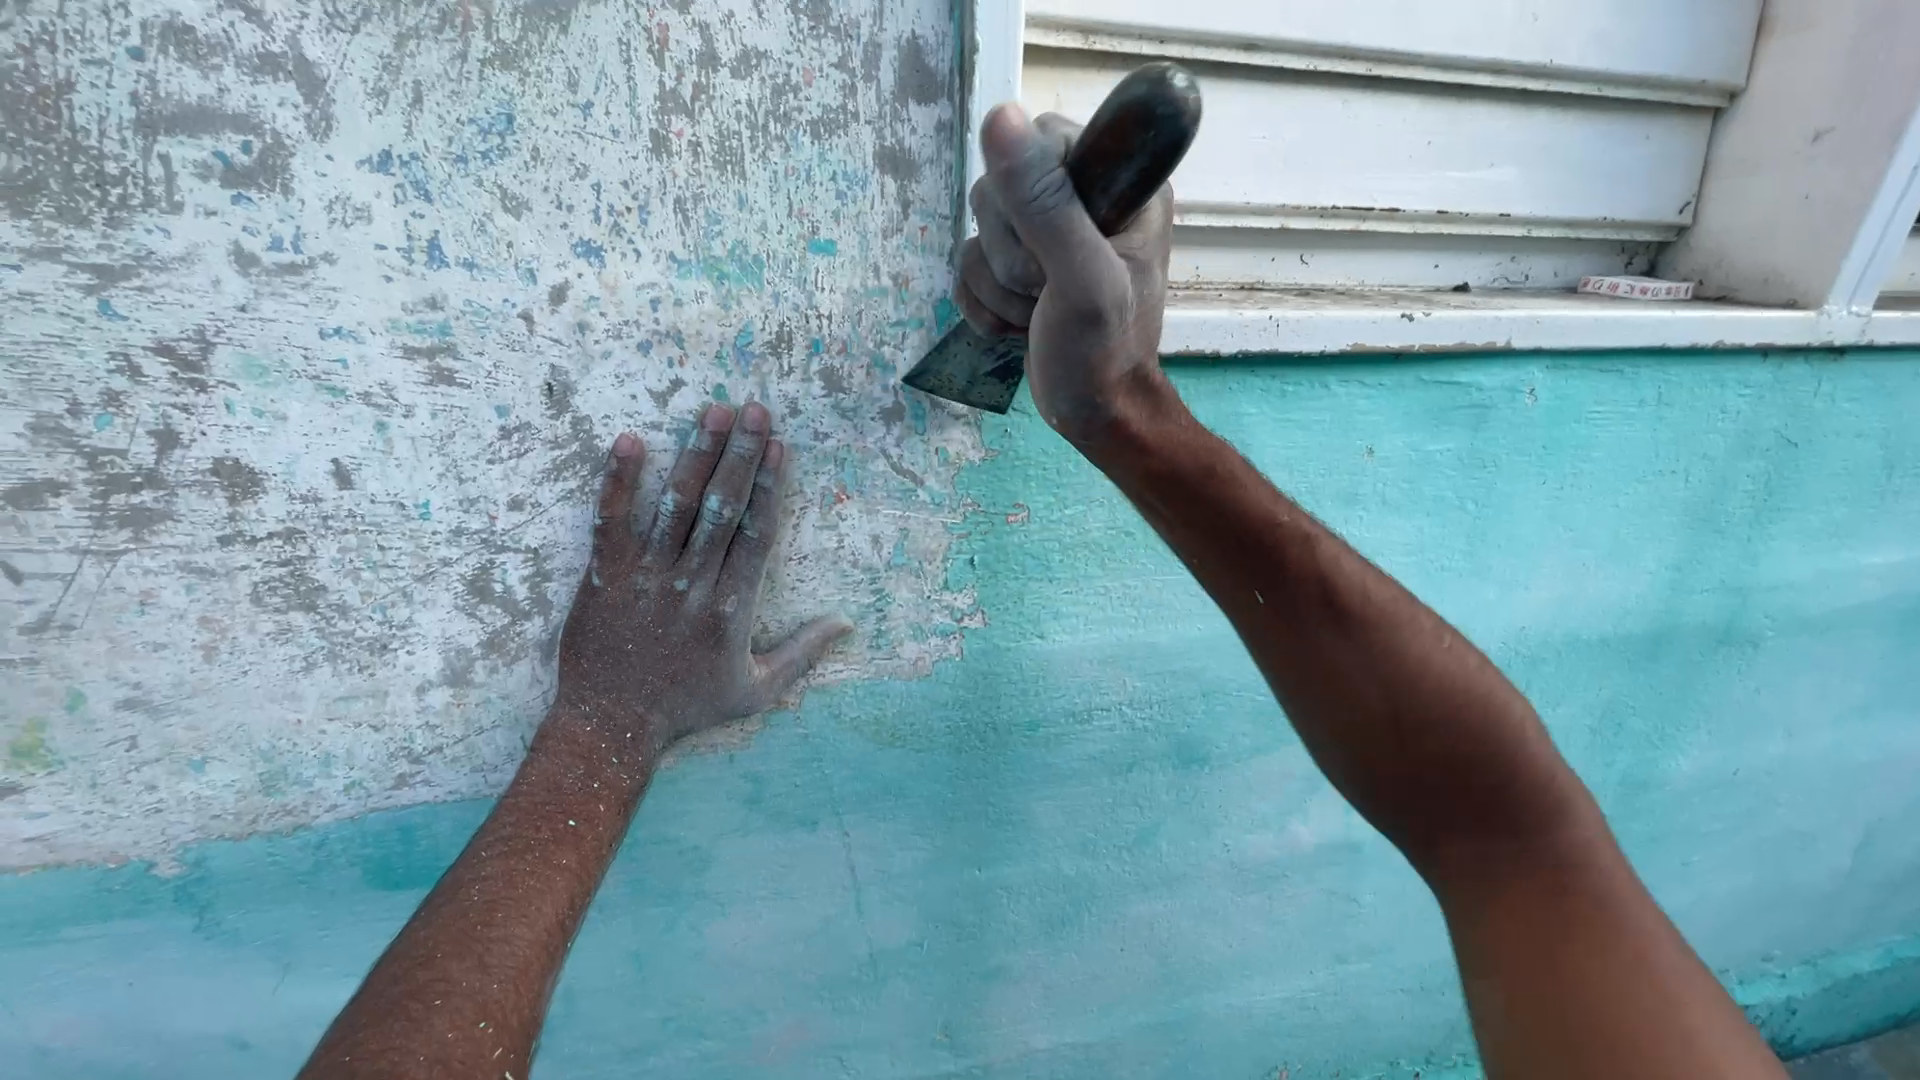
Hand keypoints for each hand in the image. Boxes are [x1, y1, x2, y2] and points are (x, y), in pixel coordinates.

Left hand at [553, 402, 852, 747]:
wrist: (610, 726)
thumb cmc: (687, 707)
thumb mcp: (757, 691)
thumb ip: (803, 654)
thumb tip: (846, 623)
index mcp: (732, 608)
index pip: (758, 534)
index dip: (772, 487)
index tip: (783, 446)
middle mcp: (692, 583)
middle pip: (723, 507)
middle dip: (742, 454)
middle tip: (756, 408)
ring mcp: (646, 576)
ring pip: (676, 505)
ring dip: (696, 454)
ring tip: (713, 411)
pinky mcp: (603, 576)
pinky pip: (609, 522)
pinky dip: (617, 482)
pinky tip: (626, 442)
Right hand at [953, 103, 1176, 442]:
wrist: (1094, 413)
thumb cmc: (1103, 353)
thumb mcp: (1082, 279)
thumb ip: (1044, 202)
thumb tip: (997, 116)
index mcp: (1117, 182)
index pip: (1040, 141)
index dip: (1028, 199)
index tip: (1053, 251)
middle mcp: (1081, 197)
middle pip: (997, 191)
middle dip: (1012, 258)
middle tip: (1048, 293)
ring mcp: (1043, 235)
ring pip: (976, 235)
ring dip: (999, 290)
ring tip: (1039, 315)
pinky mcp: (1013, 269)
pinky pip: (966, 268)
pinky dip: (984, 306)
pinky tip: (1020, 326)